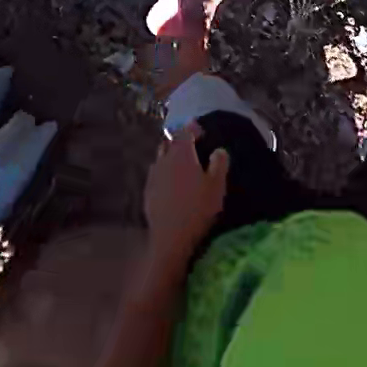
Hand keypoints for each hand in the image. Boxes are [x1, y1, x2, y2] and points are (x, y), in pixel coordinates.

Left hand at [142, 124, 229, 264]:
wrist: (170, 238)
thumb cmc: (198, 209)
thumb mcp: (217, 186)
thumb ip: (219, 163)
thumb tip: (219, 149)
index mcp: (181, 153)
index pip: (185, 131)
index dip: (193, 127)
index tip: (201, 131)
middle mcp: (164, 159)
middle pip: (169, 141)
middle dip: (179, 139)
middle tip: (191, 144)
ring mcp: (153, 175)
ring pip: (160, 156)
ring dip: (170, 154)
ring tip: (181, 162)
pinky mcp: (147, 190)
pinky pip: (156, 173)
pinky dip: (163, 171)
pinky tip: (170, 181)